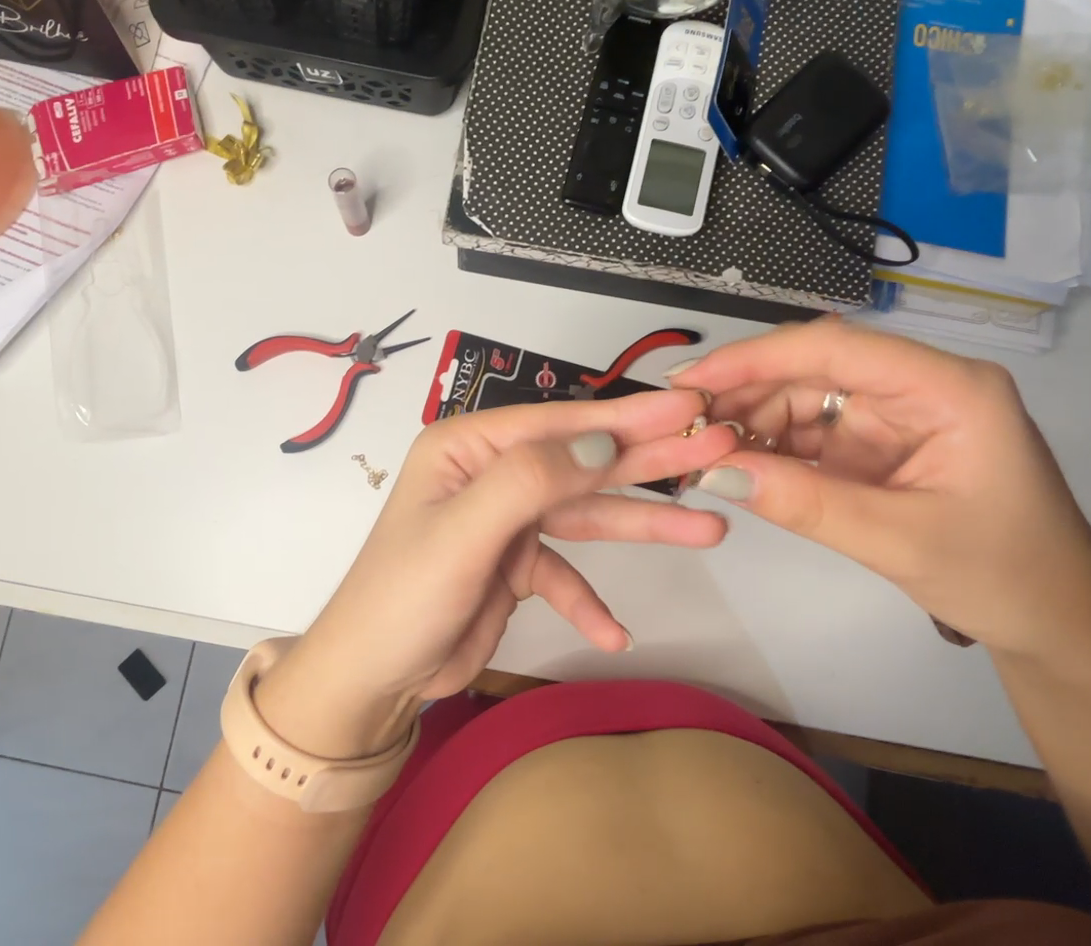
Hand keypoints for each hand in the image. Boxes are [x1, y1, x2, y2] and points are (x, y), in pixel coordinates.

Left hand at [259, 391, 738, 757]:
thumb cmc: (404, 597)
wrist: (374, 679)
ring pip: (584, 515)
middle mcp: (490, 475)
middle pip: (581, 463)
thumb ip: (530, 481)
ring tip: (709, 529)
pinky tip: (615, 631)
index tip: (688, 410)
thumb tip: (602, 442)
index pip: (557, 424)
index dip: (625, 417)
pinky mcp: (515, 567)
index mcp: (466, 449)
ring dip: (642, 525)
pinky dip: (589, 601)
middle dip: (647, 461)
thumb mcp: (463, 533)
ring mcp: (505, 521)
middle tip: (716, 449)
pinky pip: (565, 575)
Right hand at [669, 318, 1090, 656]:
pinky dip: (768, 451)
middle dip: (744, 393)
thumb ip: (806, 503)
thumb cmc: (1005, 575)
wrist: (1056, 622)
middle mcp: (915, 388)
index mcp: (945, 388)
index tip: (692, 379)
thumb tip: (715, 471)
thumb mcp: (901, 541)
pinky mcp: (875, 448)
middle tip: (682, 426)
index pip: (836, 347)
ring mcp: (893, 417)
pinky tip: (733, 464)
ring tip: (699, 450)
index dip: (757, 357)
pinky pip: (809, 436)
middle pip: (812, 369)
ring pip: (802, 400)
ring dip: (749, 423)